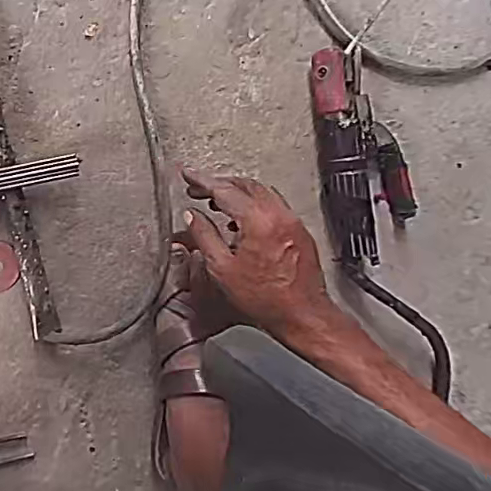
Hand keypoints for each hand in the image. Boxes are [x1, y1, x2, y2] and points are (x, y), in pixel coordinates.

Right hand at [176, 167, 336, 340]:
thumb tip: (192, 216)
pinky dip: (253, 205)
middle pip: (245, 185)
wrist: (302, 315)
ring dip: (237, 193)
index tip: (188, 175)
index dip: (202, 181)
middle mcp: (279, 215)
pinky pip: (273, 206)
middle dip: (219, 183)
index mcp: (258, 220)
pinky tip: (242, 220)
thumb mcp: (222, 269)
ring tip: (217, 202)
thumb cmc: (266, 300)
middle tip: (198, 189)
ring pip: (261, 192)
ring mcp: (292, 221)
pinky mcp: (299, 231)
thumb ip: (204, 236)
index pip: (224, 190)